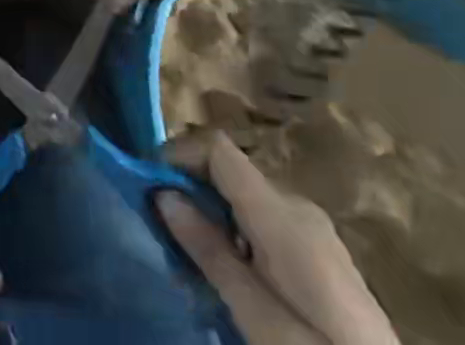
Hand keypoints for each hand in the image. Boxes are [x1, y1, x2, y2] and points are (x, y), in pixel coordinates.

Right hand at [158, 132, 399, 344]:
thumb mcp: (256, 314)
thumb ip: (210, 251)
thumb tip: (162, 193)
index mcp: (282, 215)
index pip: (219, 150)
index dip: (177, 153)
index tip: (146, 183)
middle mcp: (297, 207)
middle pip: (227, 172)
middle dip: (186, 188)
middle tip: (158, 226)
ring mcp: (312, 227)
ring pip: (240, 196)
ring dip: (206, 212)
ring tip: (186, 254)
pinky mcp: (317, 248)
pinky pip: (259, 217)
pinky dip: (230, 228)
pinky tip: (224, 268)